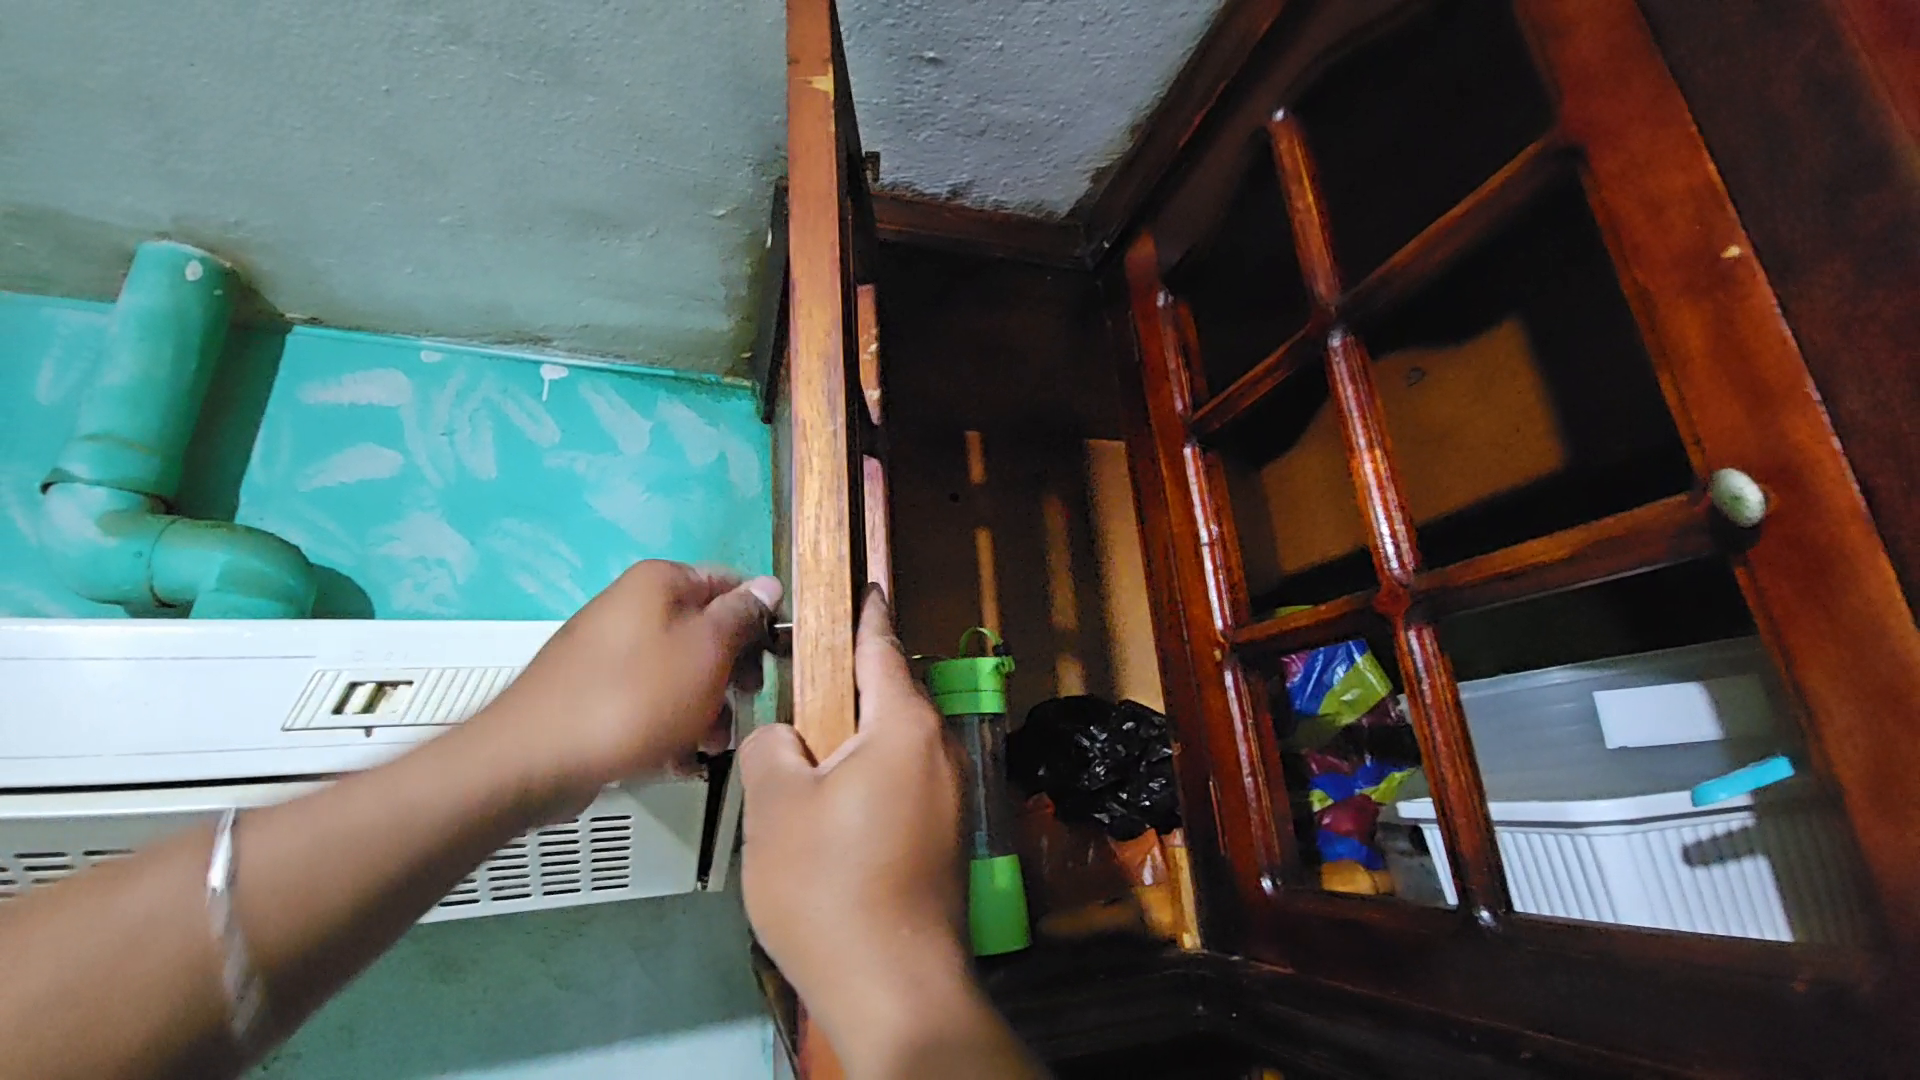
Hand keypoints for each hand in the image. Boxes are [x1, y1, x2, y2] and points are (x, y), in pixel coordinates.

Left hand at [475, 560, 780, 815]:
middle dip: (732, 674)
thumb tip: (767, 586)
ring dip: (706, 708)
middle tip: (742, 705)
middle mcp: (633, 606)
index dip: (759, 620)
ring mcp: (610, 651)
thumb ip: (742, 616)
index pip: (731, 584)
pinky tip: (677, 758)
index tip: (774, 660)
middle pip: (706, 632)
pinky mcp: (594, 692)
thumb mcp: (707, 651)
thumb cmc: (633, 699)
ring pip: (681, 672)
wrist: (534, 762)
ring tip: (707, 745)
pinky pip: (649, 700)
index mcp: (660, 582)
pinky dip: (670, 725)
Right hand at [739, 589, 985, 1072]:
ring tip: (805, 766)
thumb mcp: (775, 805)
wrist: (893, 986)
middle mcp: (939, 749)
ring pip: (893, 746)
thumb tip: (788, 739)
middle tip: (797, 698)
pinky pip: (903, 783)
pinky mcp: (946, 834)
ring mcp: (951, 794)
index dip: (867, 614)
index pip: (882, 648)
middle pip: (888, 698)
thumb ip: (773, 747)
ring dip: (854, 745)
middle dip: (847, 692)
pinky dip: (870, 781)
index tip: (866, 586)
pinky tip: (834, 816)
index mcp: (904, 726)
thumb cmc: (829, 885)